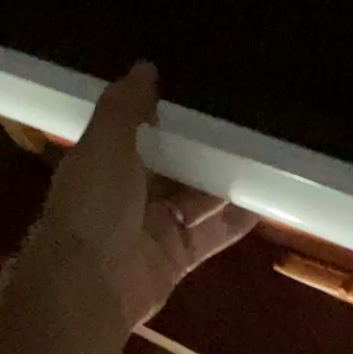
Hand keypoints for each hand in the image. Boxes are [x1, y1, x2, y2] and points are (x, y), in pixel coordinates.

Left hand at [36, 61, 257, 327]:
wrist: (89, 286)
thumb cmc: (92, 209)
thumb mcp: (104, 145)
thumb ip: (124, 108)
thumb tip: (145, 67)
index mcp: (103, 165)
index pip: (135, 135)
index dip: (162, 117)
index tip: (196, 94)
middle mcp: (128, 197)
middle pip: (171, 168)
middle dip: (200, 149)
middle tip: (242, 122)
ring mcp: (154, 230)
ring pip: (195, 201)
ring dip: (223, 182)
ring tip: (263, 154)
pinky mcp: (177, 258)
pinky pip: (210, 235)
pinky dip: (234, 221)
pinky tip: (263, 200)